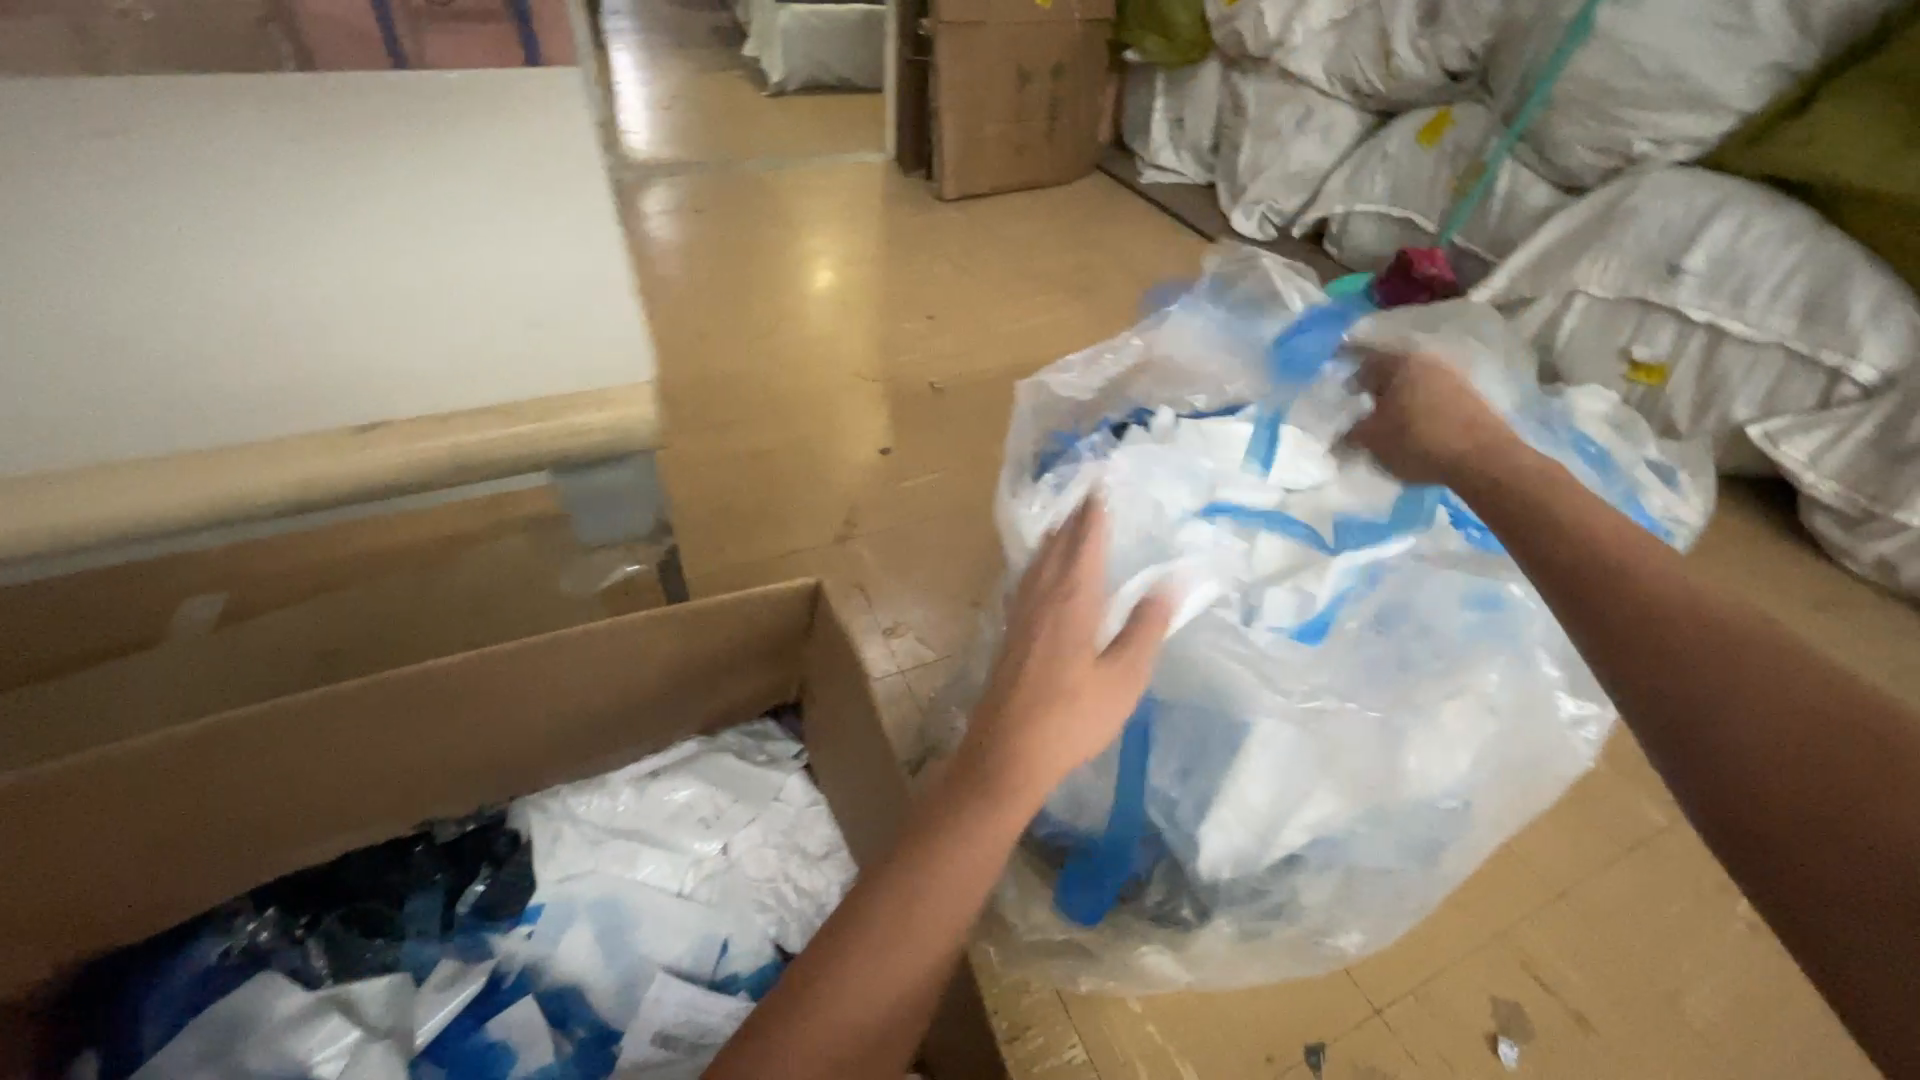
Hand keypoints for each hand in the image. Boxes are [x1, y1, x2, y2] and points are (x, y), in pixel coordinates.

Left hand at [958, 495, 1173, 800]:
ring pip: (1038, 560)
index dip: (1096, 511)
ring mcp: (1020, 613)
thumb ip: (1145, 627)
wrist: (1007, 752)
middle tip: (1090, 492)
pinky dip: (1040, 561)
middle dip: (1076, 517)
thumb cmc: (1072, 718)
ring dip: (1056, 536)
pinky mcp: (1010, 632)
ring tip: (1068, 521)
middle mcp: (1041, 595)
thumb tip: (1169, 582)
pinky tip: (1040, 571)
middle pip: (1059, 544)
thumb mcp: (1124, 677)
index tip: (1104, 482)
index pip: (1086, 541)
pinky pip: (1028, 579)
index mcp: (1072, 599)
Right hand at [1345, 347, 1525, 486]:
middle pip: (1391, 371)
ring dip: (1397, 399)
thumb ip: (1350, 431)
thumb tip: (1342, 431)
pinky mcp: (1469, 397)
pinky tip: (1412, 428)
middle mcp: (1428, 361)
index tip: (1339, 394)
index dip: (1347, 376)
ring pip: (1413, 383)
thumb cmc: (1417, 441)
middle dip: (1374, 388)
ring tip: (1385, 422)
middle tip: (1359, 409)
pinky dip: (1418, 408)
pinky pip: (1432, 396)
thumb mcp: (1371, 440)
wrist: (1482, 459)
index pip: (1364, 360)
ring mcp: (1453, 377)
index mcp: (1400, 363)